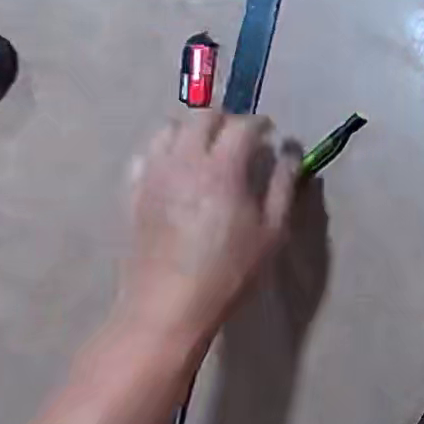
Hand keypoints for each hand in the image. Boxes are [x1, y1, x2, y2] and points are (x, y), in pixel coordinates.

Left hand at [116, 111, 300, 348]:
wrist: (166, 308)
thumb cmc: (228, 272)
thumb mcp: (271, 232)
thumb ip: (284, 185)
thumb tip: (290, 151)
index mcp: (222, 168)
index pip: (243, 124)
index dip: (260, 124)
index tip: (270, 134)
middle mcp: (185, 160)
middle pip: (203, 115)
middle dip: (226, 119)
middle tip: (239, 139)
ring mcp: (154, 173)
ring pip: (169, 127)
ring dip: (192, 129)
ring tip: (206, 149)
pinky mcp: (133, 191)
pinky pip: (146, 153)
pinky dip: (163, 150)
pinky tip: (175, 169)